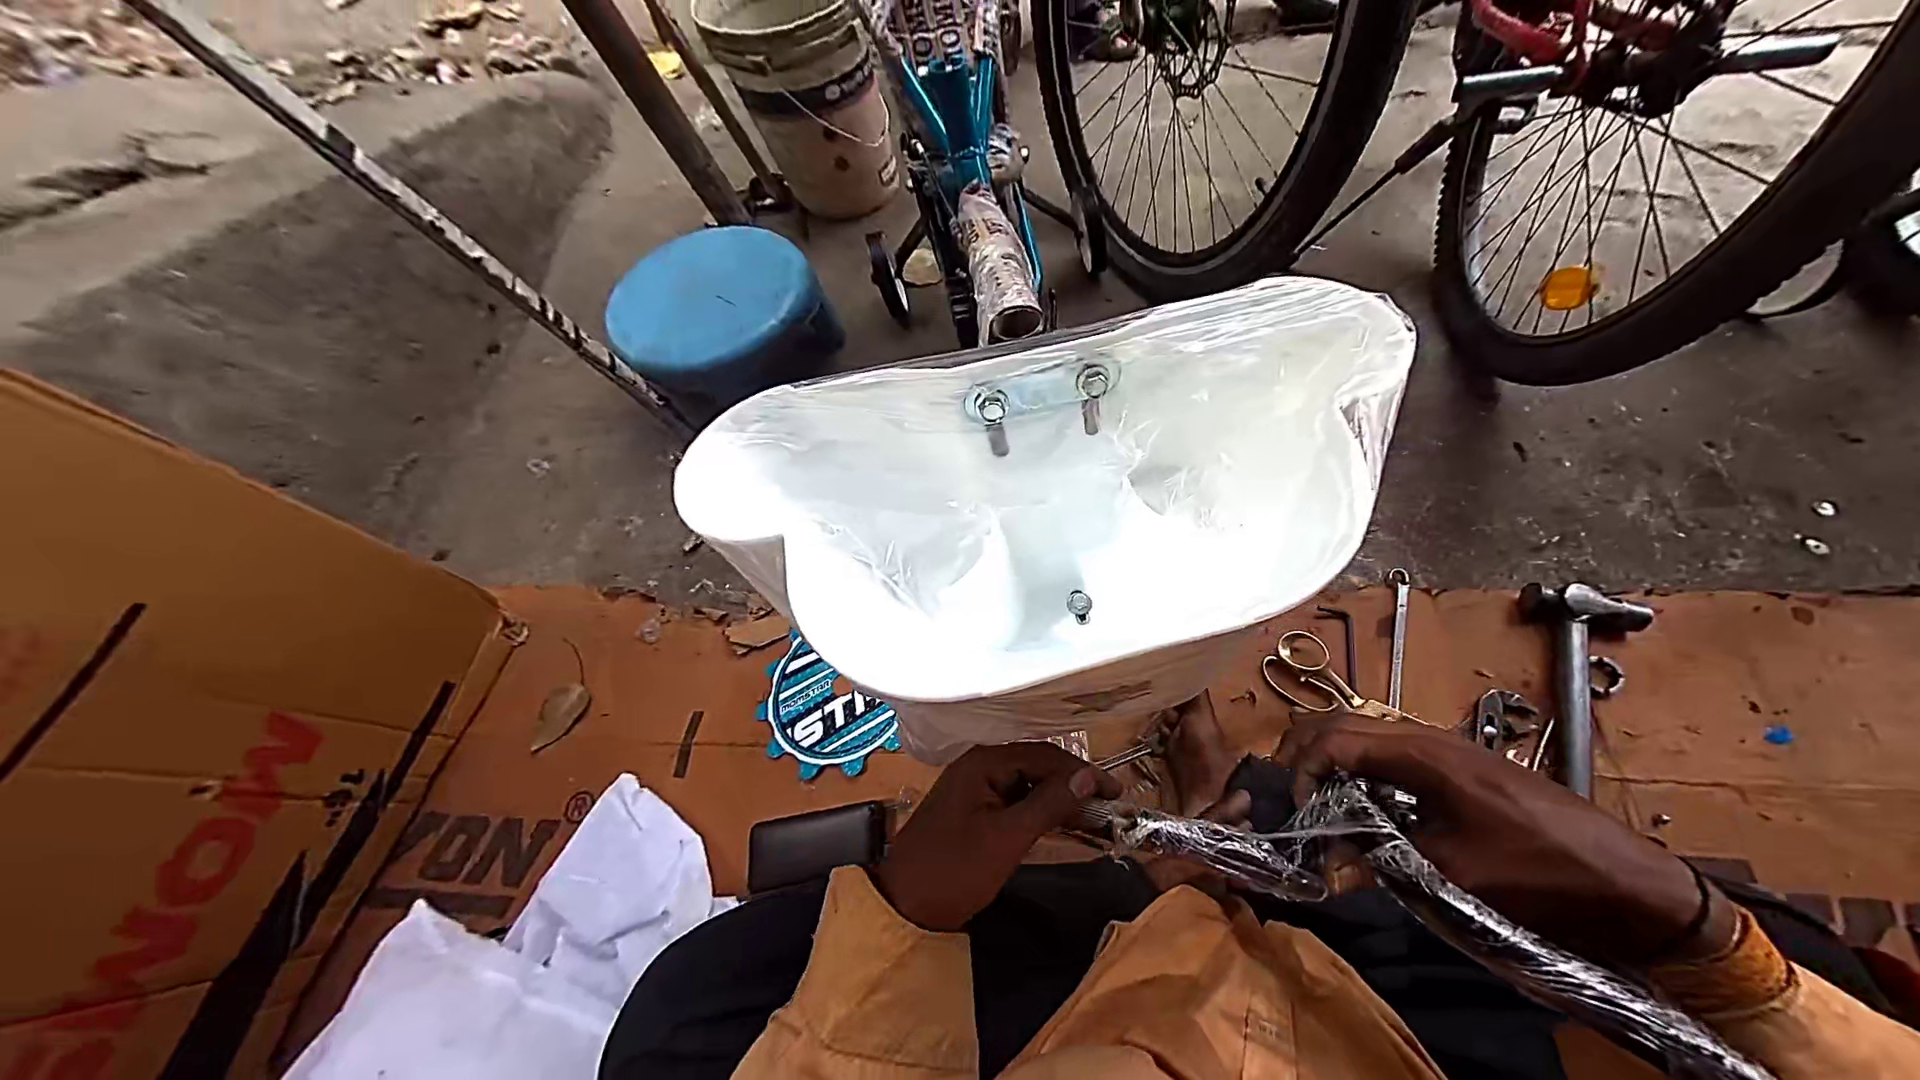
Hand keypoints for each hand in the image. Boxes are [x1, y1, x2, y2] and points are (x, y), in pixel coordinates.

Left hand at [870, 742, 1120, 931]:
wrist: (902, 903)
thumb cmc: (952, 869)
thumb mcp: (1006, 838)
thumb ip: (1049, 804)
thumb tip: (1089, 777)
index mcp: (984, 762)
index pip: (1045, 755)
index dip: (1083, 772)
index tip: (1117, 792)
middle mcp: (981, 766)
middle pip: (1038, 765)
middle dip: (1074, 784)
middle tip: (1111, 807)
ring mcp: (977, 787)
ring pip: (1030, 784)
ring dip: (1060, 799)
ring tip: (1096, 817)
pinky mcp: (976, 809)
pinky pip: (1017, 800)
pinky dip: (1042, 811)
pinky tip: (1063, 825)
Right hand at [1276, 714, 1734, 964]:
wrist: (1633, 881)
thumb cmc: (1542, 871)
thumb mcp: (1455, 873)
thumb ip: (1382, 860)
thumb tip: (1327, 872)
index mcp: (1421, 754)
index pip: (1333, 739)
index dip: (1303, 769)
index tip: (1298, 809)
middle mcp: (1424, 736)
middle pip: (1339, 720)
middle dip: (1302, 750)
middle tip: (1288, 790)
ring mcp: (1439, 744)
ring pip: (1360, 728)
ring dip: (1327, 754)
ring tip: (1314, 794)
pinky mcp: (1453, 761)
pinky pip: (1384, 746)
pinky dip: (1355, 763)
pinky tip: (1359, 799)